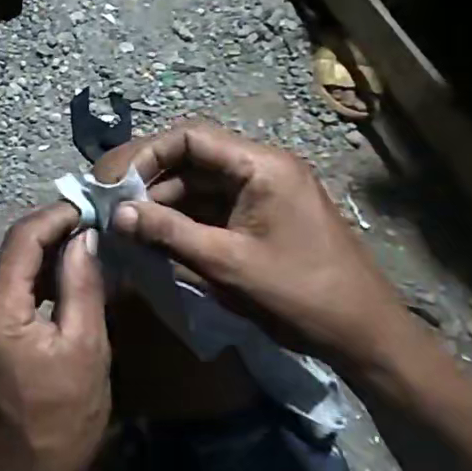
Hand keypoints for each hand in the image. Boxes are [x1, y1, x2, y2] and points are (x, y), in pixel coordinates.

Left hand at [0, 203, 109, 470]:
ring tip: (84, 245)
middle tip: (91, 224)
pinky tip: (62, 277)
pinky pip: (5, 292)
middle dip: (51, 234)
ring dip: (43, 256)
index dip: (55, 217)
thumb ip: (82, 284)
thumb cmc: (66, 415)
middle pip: (11, 253)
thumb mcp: (86, 346)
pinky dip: (33, 280)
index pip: (22, 241)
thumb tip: (83, 237)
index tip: (87, 208)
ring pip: (8, 270)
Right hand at [95, 122, 411, 369]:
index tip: (113, 183)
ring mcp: (261, 192)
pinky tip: (152, 236)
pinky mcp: (259, 217)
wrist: (362, 333)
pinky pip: (211, 207)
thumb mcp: (228, 263)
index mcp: (261, 165)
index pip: (191, 137)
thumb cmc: (300, 294)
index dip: (146, 154)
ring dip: (161, 201)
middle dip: (148, 179)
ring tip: (123, 224)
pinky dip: (181, 220)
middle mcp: (260, 168)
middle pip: (192, 158)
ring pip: (197, 184)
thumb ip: (169, 232)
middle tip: (108, 203)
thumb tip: (116, 213)